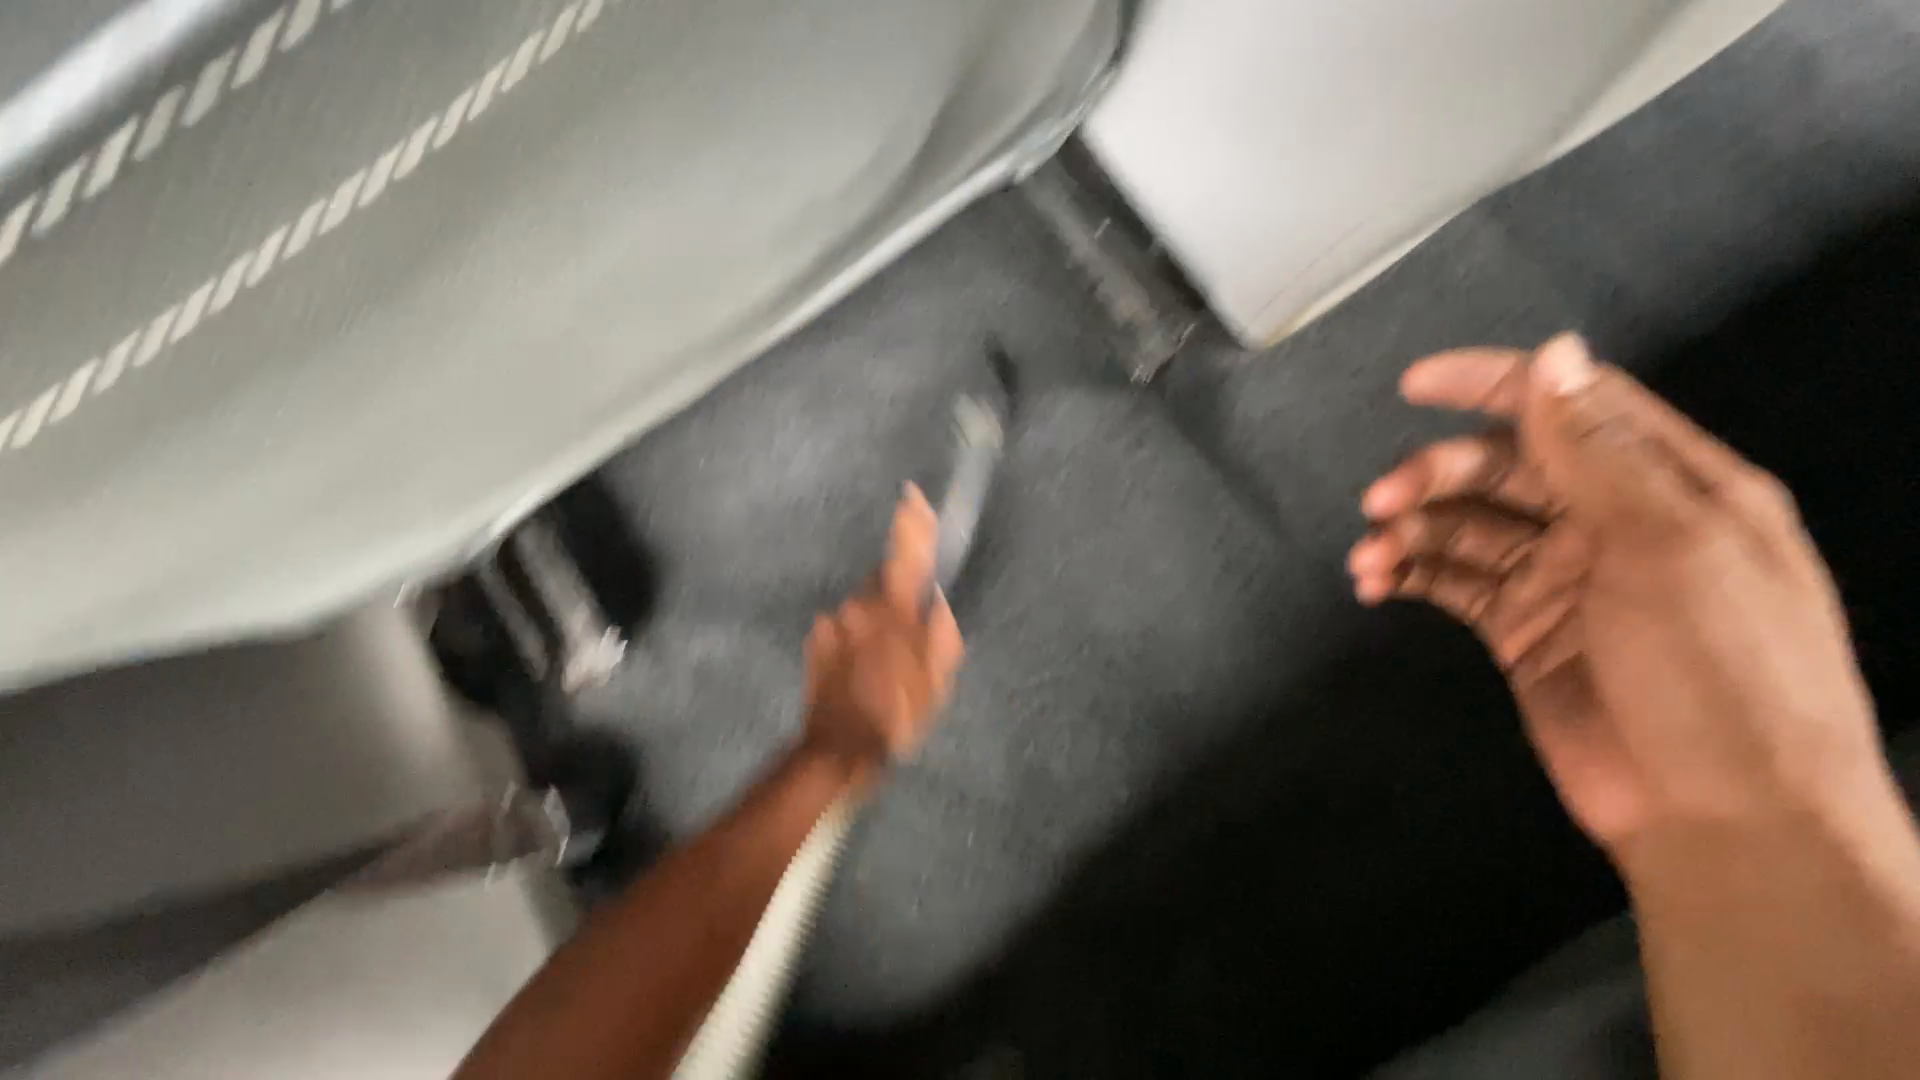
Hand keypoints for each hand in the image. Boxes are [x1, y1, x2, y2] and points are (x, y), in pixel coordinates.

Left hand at [801, 484, 963, 788]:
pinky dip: (854, 638)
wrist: (837, 748)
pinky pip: (843, 626)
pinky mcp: (815, 639)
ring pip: (864, 606)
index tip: (912, 495)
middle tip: (911, 634)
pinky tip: (861, 669)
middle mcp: (861, 607)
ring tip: (885, 662)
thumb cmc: (895, 717)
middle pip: (885, 580)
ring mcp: (834, 622)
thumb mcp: (936, 684)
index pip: (907, 555)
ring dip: (877, 621)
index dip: (913, 523)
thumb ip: (941, 637)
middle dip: (900, 593)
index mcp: (896, 613)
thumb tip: (937, 603)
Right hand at [1348, 333, 1889, 859]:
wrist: (1722, 817)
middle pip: (1499, 468)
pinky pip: (1450, 582)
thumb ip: (1598, 452)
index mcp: (1669, 487)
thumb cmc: (1719, 672)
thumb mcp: (1668, 549)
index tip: (1412, 384)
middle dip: (1432, 476)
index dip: (1492, 384)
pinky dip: (1409, 576)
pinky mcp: (1517, 629)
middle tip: (1378, 503)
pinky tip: (1375, 585)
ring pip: (1463, 527)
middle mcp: (1608, 522)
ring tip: (1367, 560)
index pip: (1569, 406)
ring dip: (1409, 532)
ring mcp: (1558, 577)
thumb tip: (1555, 351)